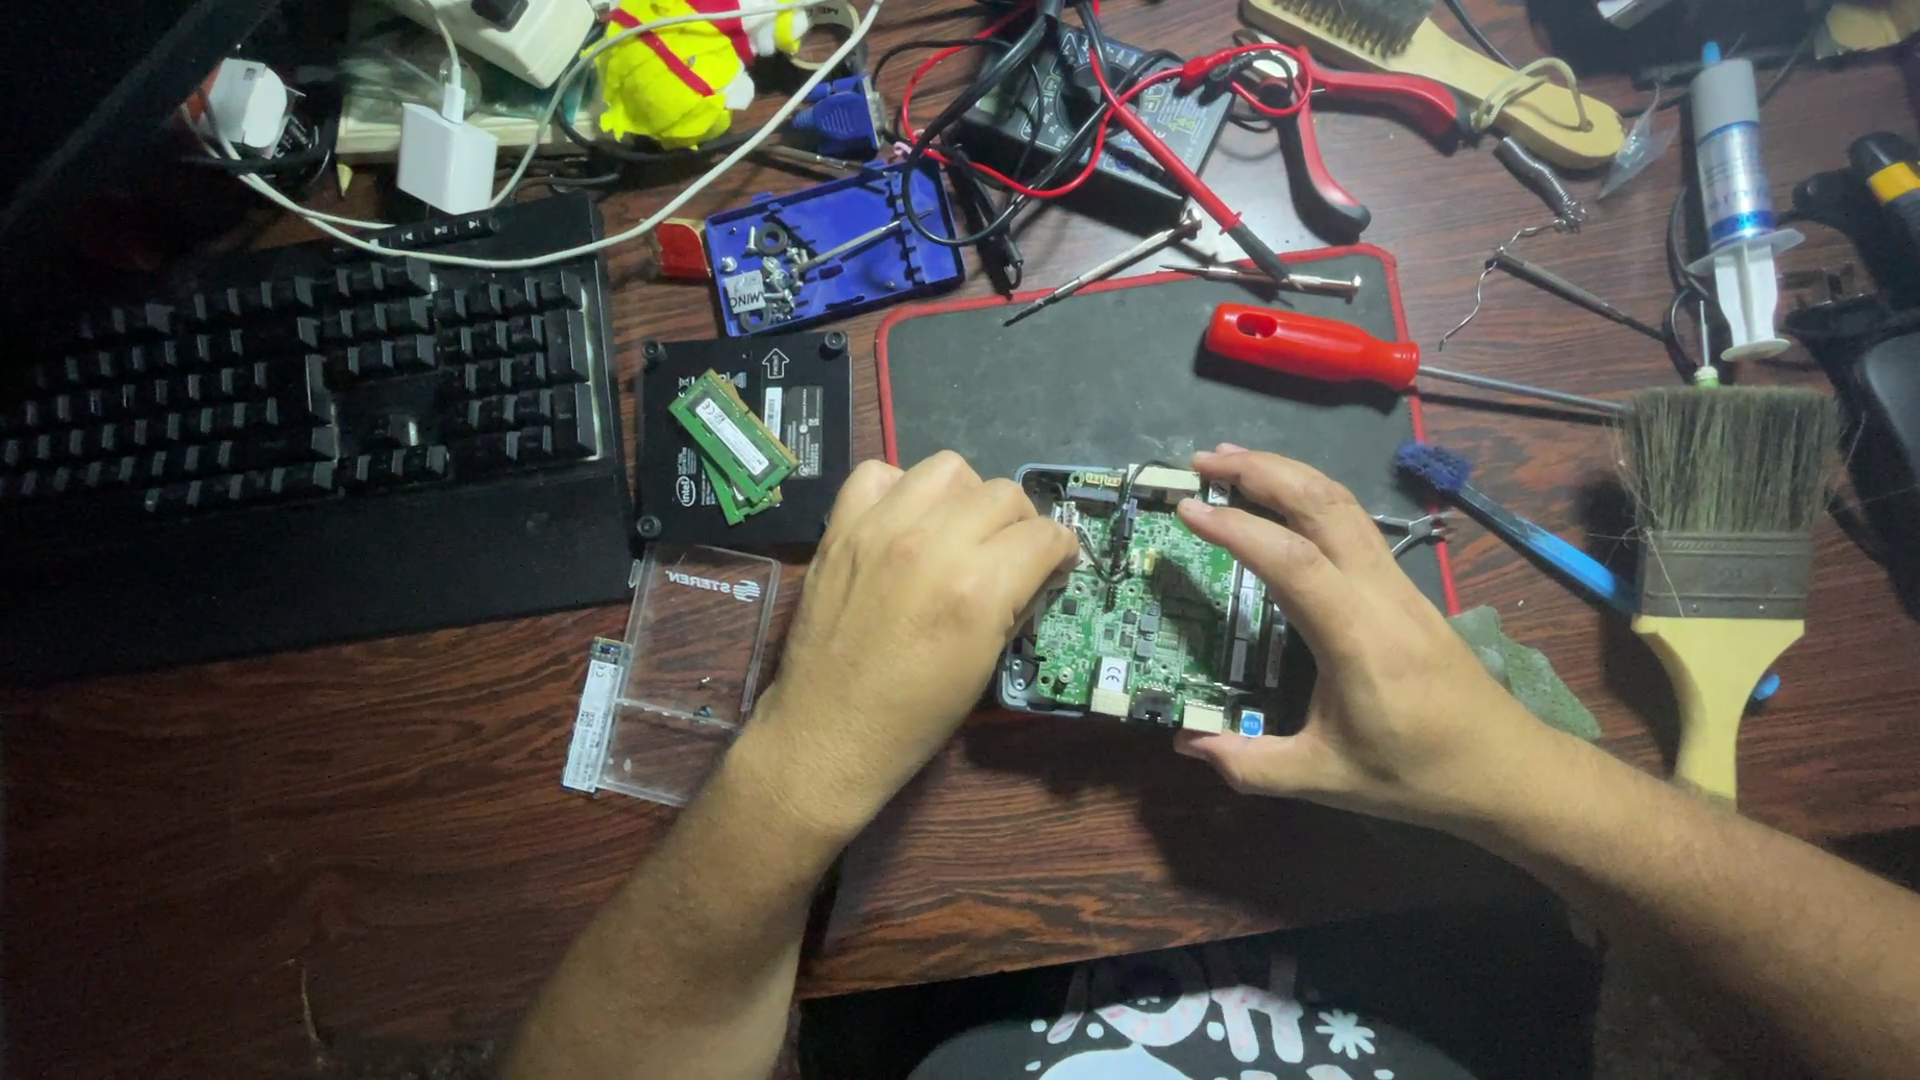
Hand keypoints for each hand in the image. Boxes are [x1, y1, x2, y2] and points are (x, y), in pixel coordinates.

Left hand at [744, 452, 1077, 836]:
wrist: (829, 733)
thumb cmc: (915, 716)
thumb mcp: (986, 664)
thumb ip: (1015, 602)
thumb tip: (1034, 567)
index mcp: (978, 588)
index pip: (1045, 535)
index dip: (1061, 549)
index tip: (1055, 562)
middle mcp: (933, 544)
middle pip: (1004, 493)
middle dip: (1021, 522)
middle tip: (1010, 551)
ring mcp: (880, 529)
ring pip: (948, 468)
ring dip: (967, 495)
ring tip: (958, 528)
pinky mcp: (841, 529)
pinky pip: (878, 475)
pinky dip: (900, 489)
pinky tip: (904, 521)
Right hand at [1171, 445, 1545, 826]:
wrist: (1510, 770)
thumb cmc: (1419, 774)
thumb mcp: (1326, 780)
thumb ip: (1251, 764)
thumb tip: (1184, 742)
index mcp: (1359, 640)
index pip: (1294, 562)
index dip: (1238, 529)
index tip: (1188, 509)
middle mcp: (1381, 595)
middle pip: (1325, 505)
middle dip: (1263, 471)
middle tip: (1204, 461)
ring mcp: (1396, 584)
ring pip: (1342, 503)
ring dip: (1286, 472)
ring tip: (1232, 461)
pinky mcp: (1401, 586)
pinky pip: (1351, 520)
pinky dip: (1307, 493)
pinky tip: (1279, 498)